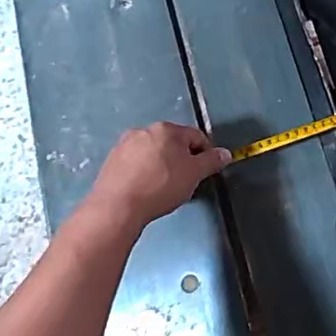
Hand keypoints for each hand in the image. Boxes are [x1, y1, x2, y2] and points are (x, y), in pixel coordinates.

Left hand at [82, 122, 230, 228]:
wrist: (118, 206)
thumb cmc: (161, 186)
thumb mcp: (195, 174)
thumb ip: (212, 161)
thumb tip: (224, 153)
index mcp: (167, 129)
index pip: (196, 136)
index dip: (206, 153)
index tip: (206, 171)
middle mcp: (144, 130)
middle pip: (172, 142)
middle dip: (182, 158)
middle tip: (186, 179)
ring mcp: (124, 144)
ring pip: (153, 152)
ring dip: (162, 164)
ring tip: (164, 187)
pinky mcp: (111, 161)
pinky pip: (136, 162)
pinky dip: (144, 171)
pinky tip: (146, 188)